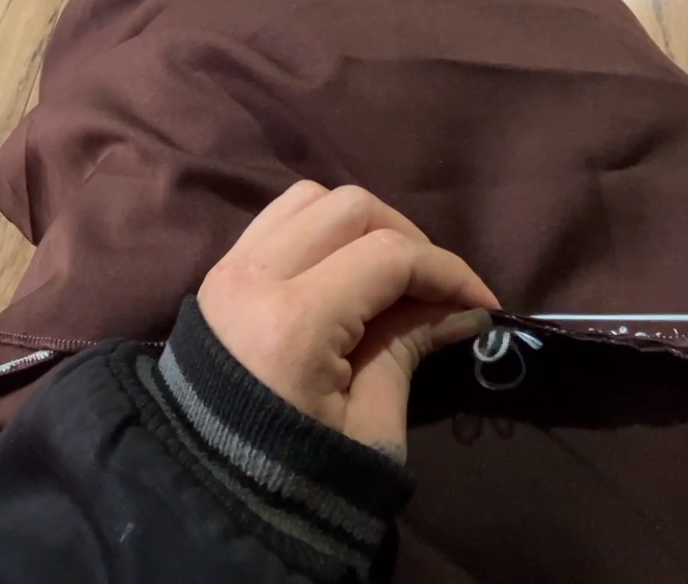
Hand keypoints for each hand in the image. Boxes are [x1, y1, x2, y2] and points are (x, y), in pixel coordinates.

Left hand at [197, 181, 497, 461]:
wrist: (207, 488)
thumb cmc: (296, 473)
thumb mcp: (370, 427)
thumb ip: (409, 348)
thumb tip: (461, 309)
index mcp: (293, 321)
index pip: (387, 256)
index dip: (446, 271)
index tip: (480, 302)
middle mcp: (255, 274)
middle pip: (348, 207)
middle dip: (406, 237)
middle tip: (434, 287)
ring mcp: (229, 265)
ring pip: (309, 198)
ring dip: (359, 223)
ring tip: (389, 272)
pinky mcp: (219, 269)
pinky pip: (277, 217)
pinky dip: (319, 226)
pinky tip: (343, 266)